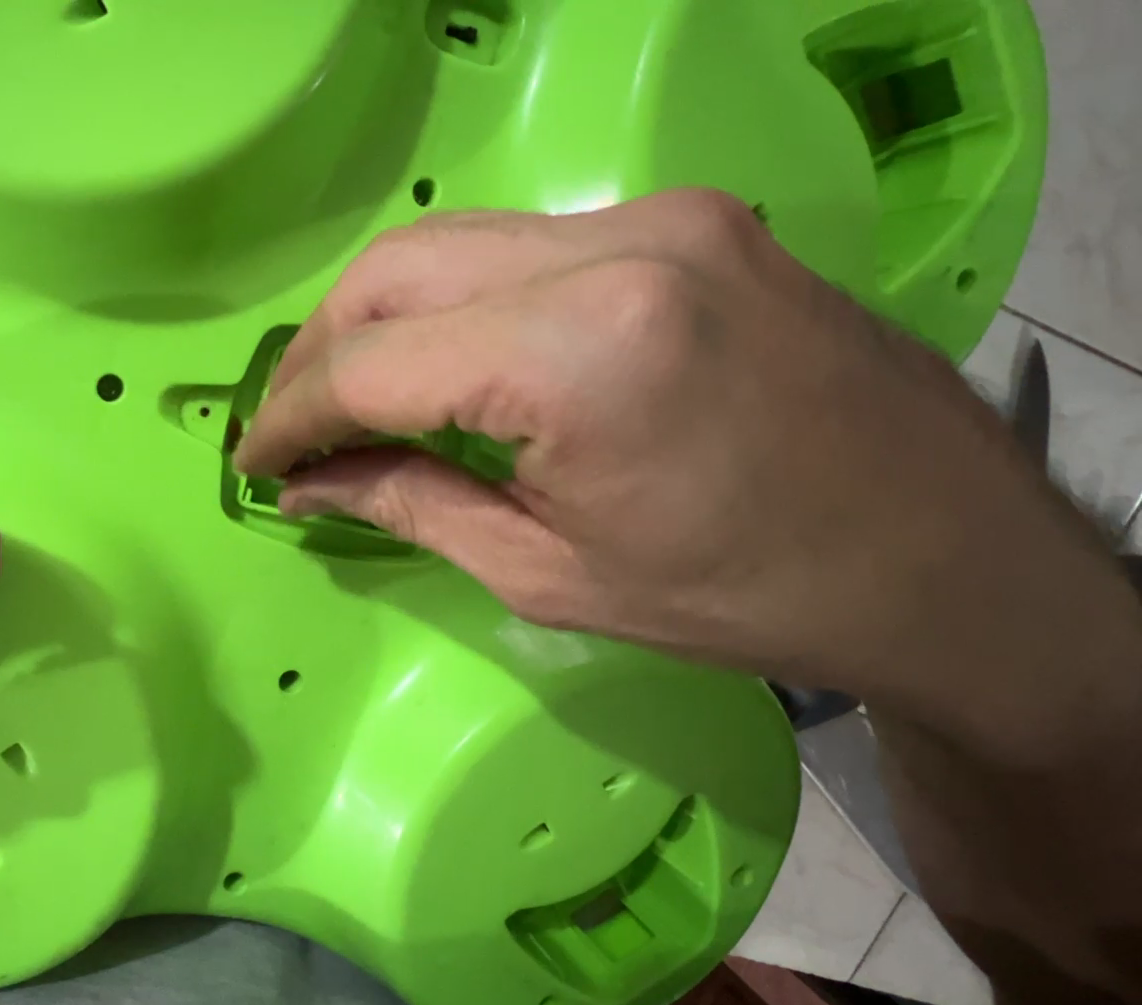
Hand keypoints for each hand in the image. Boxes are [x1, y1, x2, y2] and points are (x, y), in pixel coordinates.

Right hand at [235, 189, 1128, 715]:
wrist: (944, 555)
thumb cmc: (739, 594)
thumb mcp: (543, 571)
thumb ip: (405, 505)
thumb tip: (304, 485)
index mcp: (579, 352)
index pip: (372, 363)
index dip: (291, 416)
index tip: (253, 463)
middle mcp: (612, 247)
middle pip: (392, 271)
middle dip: (316, 353)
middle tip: (290, 429)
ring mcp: (655, 216)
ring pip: (444, 242)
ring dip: (373, 319)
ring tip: (344, 398)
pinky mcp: (682, 218)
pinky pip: (513, 246)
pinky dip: (446, 301)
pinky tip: (433, 361)